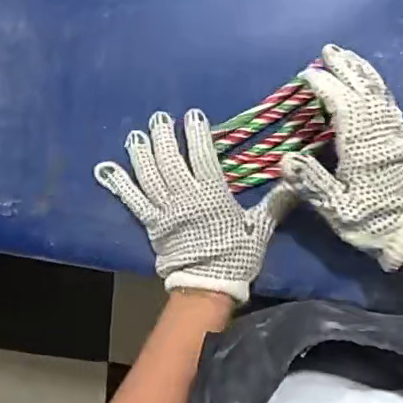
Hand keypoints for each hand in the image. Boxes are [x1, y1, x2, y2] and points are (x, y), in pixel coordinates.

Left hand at [95, 109, 297, 303]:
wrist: (208, 286)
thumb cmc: (236, 256)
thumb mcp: (260, 228)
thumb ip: (275, 201)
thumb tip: (296, 177)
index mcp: (212, 195)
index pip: (203, 157)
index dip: (197, 134)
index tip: (192, 115)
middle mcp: (185, 197)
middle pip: (170, 161)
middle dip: (164, 137)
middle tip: (159, 118)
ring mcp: (164, 209)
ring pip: (149, 175)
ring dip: (141, 153)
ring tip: (136, 135)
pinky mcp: (150, 223)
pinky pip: (132, 200)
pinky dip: (119, 183)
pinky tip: (106, 168)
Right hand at [279, 45, 402, 272]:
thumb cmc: (368, 218)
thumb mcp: (333, 205)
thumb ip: (310, 180)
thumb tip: (286, 159)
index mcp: (362, 146)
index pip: (343, 105)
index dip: (326, 86)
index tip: (308, 74)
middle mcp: (382, 133)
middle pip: (364, 91)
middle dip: (346, 69)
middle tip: (330, 50)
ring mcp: (396, 134)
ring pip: (380, 94)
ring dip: (363, 73)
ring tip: (348, 57)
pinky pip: (389, 104)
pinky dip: (376, 87)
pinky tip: (368, 83)